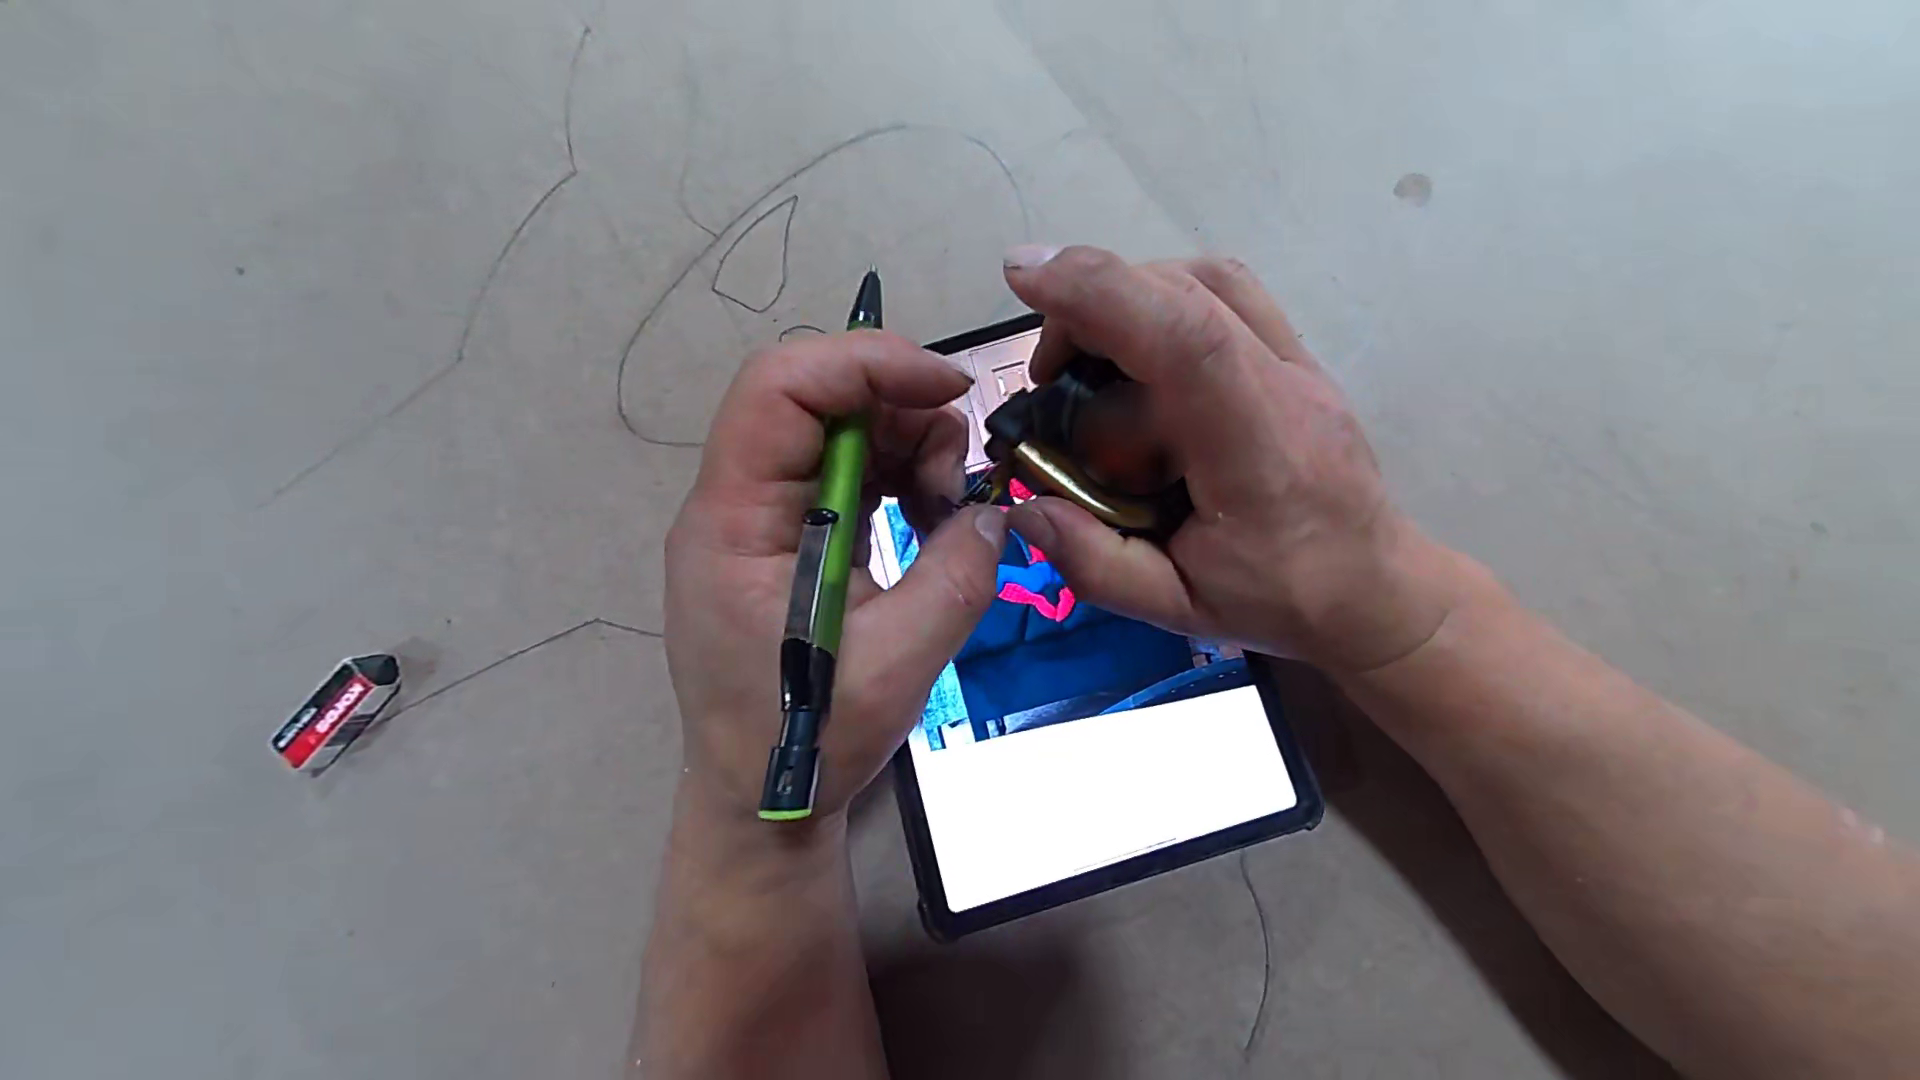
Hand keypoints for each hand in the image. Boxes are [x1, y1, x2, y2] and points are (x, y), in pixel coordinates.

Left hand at [663, 330, 1005, 827]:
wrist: (761, 798)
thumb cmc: (808, 741)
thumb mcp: (900, 665)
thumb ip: (955, 576)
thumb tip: (994, 508)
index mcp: (733, 522)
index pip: (780, 389)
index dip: (865, 363)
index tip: (948, 389)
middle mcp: (735, 504)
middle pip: (815, 401)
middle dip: (902, 414)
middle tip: (956, 478)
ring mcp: (759, 518)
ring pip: (839, 432)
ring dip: (906, 449)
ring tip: (944, 512)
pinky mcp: (787, 536)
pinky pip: (846, 473)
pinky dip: (896, 478)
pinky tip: (926, 519)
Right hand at [1000, 245, 1459, 671]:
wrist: (1373, 586)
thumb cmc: (1279, 600)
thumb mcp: (1177, 609)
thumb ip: (1095, 564)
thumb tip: (1023, 507)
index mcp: (1256, 449)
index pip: (1183, 339)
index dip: (1100, 293)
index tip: (1024, 275)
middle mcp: (1283, 385)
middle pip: (1182, 294)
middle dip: (1089, 307)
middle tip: (1045, 375)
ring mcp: (1297, 361)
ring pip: (1203, 279)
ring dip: (1123, 297)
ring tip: (1080, 359)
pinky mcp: (1293, 355)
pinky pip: (1223, 293)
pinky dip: (1159, 299)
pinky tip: (1131, 349)